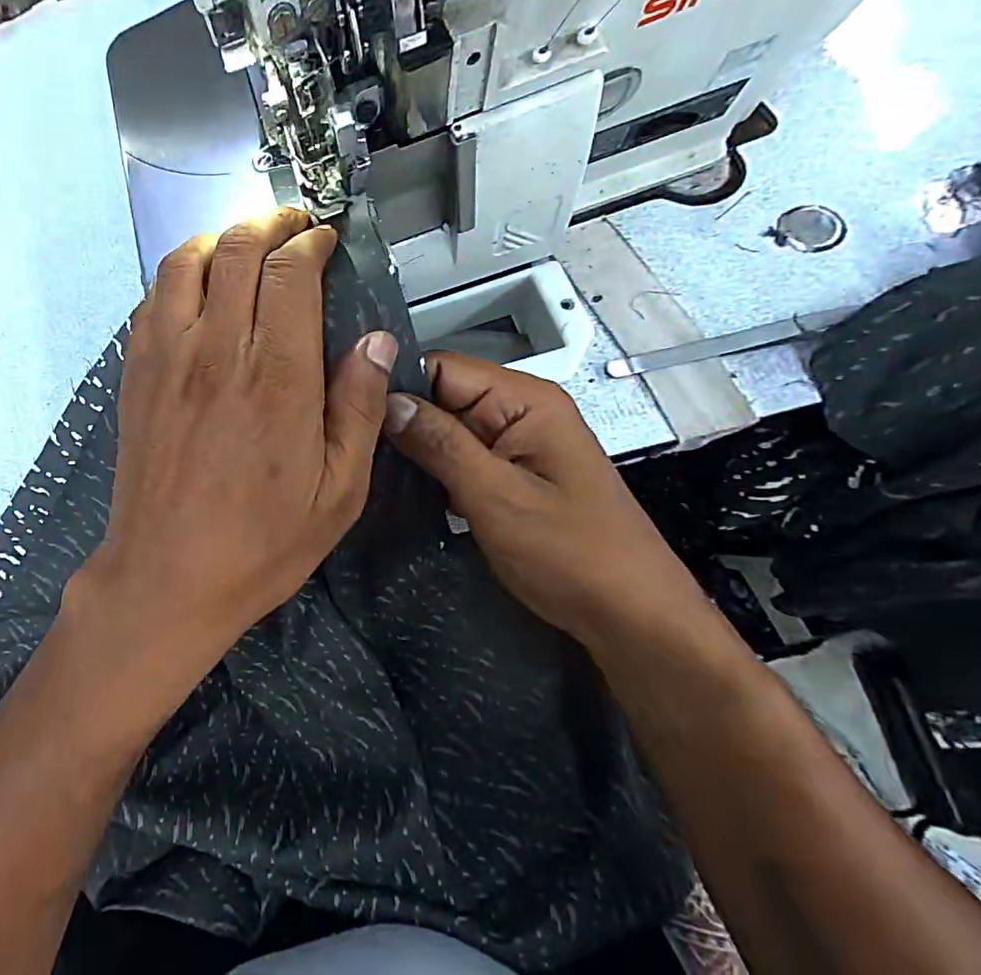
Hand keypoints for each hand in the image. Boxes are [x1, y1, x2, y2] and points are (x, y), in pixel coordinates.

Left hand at [68, 208, 397, 686]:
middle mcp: (216, 352)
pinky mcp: (135, 375)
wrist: (166, 579)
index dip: (311, 244)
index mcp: (277, 379)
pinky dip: (180, 272)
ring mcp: (166, 359)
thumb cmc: (263, 543)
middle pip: (237, 251)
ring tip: (247, 241)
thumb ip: (360, 409)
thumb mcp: (340, 491)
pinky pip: (153, 298)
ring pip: (185, 262)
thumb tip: (376, 342)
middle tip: (293, 223)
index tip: (327, 240)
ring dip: (220, 237)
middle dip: (270, 223)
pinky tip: (199, 284)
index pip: (290, 275)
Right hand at [382, 352, 708, 643]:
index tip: (350, 416)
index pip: (443, 368)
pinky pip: (466, 461)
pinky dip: (439, 475)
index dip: (398, 387)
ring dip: (419, 453)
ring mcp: (519, 446)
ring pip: (451, 433)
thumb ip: (441, 445)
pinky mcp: (515, 477)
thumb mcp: (498, 498)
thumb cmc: (571, 553)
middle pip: (445, 398)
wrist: (630, 612)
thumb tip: (387, 401)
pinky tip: (407, 493)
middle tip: (352, 454)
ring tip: (369, 473)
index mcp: (526, 400)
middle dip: (404, 424)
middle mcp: (522, 411)